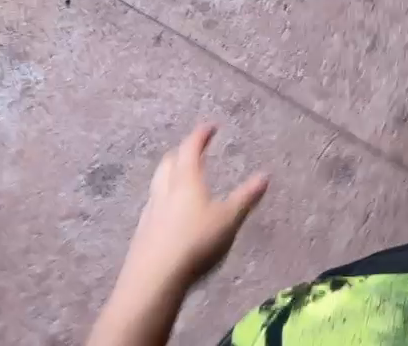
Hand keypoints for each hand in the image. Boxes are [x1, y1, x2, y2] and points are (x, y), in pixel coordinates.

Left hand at [121, 123, 269, 290]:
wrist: (153, 280)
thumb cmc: (195, 242)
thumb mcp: (228, 219)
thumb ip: (246, 197)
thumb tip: (265, 175)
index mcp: (186, 180)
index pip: (190, 147)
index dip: (200, 134)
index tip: (211, 127)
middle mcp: (165, 189)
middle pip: (169, 162)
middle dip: (181, 152)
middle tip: (194, 150)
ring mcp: (150, 211)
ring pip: (158, 183)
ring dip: (170, 174)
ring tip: (182, 179)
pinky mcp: (142, 233)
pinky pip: (154, 205)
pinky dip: (164, 198)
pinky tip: (170, 213)